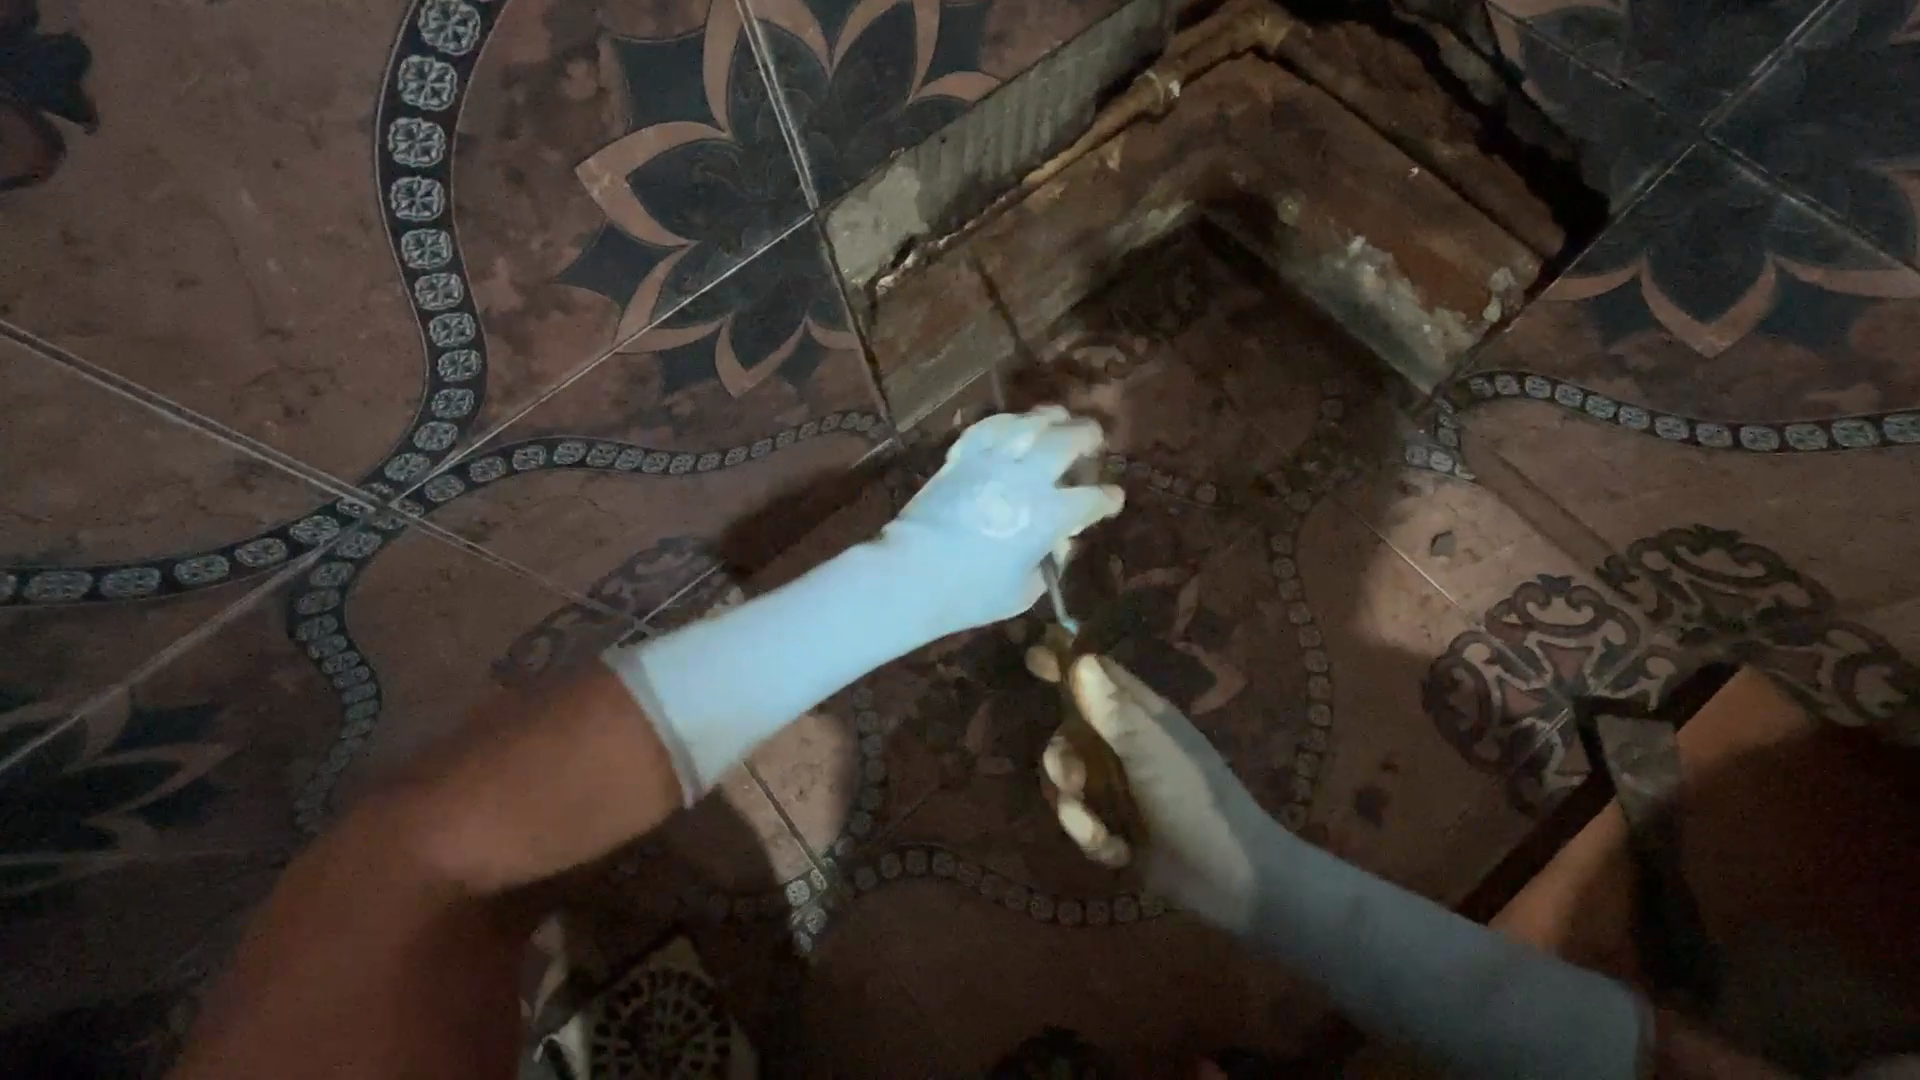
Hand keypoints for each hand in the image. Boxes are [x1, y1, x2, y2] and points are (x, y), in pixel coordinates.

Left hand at [884, 406, 1124, 639]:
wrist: (914, 574)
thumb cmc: (972, 593)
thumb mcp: (1023, 591)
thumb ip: (1046, 565)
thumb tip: (1054, 546)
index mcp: (1052, 515)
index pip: (1093, 500)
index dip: (1108, 499)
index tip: (1113, 499)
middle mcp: (1029, 478)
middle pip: (1068, 442)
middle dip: (1088, 438)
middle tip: (1094, 439)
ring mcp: (993, 462)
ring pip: (1030, 424)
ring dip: (1050, 418)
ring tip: (1058, 417)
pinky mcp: (961, 458)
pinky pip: (988, 428)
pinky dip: (1005, 423)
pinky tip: (1011, 424)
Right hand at [1034, 653, 1273, 932]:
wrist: (1234, 883)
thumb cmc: (1199, 803)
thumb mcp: (1153, 752)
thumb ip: (1114, 709)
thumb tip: (1080, 659)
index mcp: (1141, 716)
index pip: (1096, 674)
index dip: (1064, 663)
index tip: (1030, 658)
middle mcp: (1124, 745)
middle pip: (1068, 732)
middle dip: (1060, 757)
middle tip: (1070, 777)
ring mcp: (1117, 788)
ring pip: (1067, 780)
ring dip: (1073, 805)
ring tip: (1097, 828)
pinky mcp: (1113, 827)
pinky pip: (1081, 821)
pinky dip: (1092, 837)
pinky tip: (1118, 852)